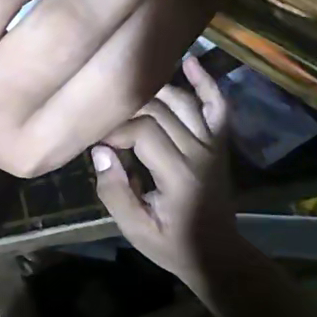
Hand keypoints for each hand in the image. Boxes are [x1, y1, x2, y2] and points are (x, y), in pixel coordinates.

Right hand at [91, 55, 241, 285]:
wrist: (217, 254)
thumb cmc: (171, 244)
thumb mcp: (135, 229)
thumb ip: (114, 192)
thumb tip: (99, 151)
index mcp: (179, 176)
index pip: (143, 132)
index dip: (115, 129)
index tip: (97, 142)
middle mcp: (199, 153)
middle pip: (159, 112)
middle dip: (126, 111)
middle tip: (105, 121)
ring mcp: (213, 145)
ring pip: (182, 102)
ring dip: (154, 92)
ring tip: (126, 92)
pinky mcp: (220, 143)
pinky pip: (217, 106)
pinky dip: (206, 82)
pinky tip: (189, 62)